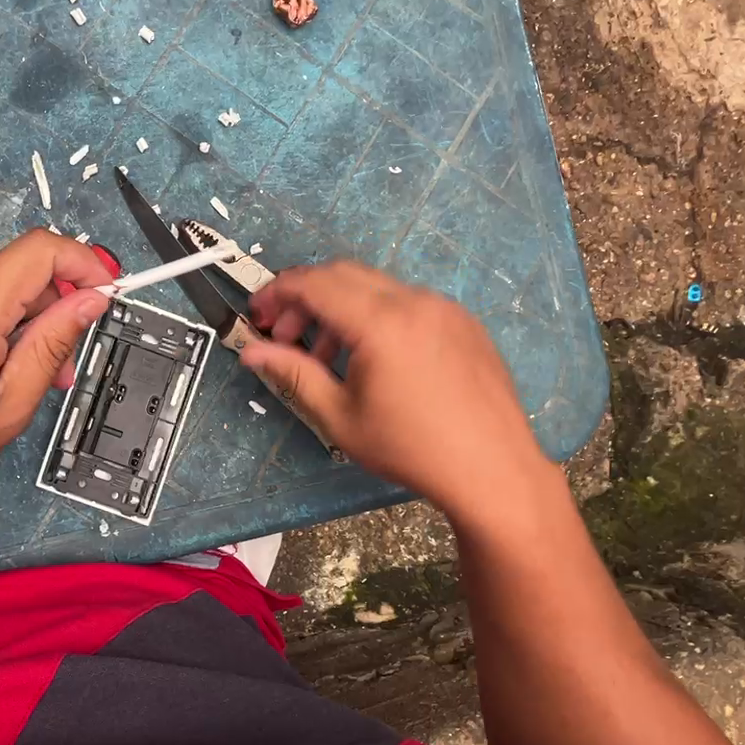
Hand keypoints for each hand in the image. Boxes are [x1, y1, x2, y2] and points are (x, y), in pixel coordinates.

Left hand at [0, 230, 113, 499]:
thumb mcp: (9, 404)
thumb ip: (53, 345)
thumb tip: (90, 302)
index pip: (41, 250)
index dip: (83, 263)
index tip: (103, 289)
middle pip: (22, 272)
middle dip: (52, 312)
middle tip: (59, 366)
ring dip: (20, 321)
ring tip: (17, 373)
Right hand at [239, 261, 552, 514]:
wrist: (494, 470)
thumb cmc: (410, 448)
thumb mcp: (338, 416)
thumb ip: (292, 374)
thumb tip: (250, 352)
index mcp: (382, 323)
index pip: (314, 283)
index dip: (276, 292)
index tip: (256, 315)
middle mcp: (415, 303)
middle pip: (341, 274)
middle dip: (302, 298)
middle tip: (281, 336)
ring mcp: (444, 309)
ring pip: (373, 287)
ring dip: (336, 308)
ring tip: (322, 354)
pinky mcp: (461, 323)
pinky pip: (404, 302)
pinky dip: (371, 315)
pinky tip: (367, 357)